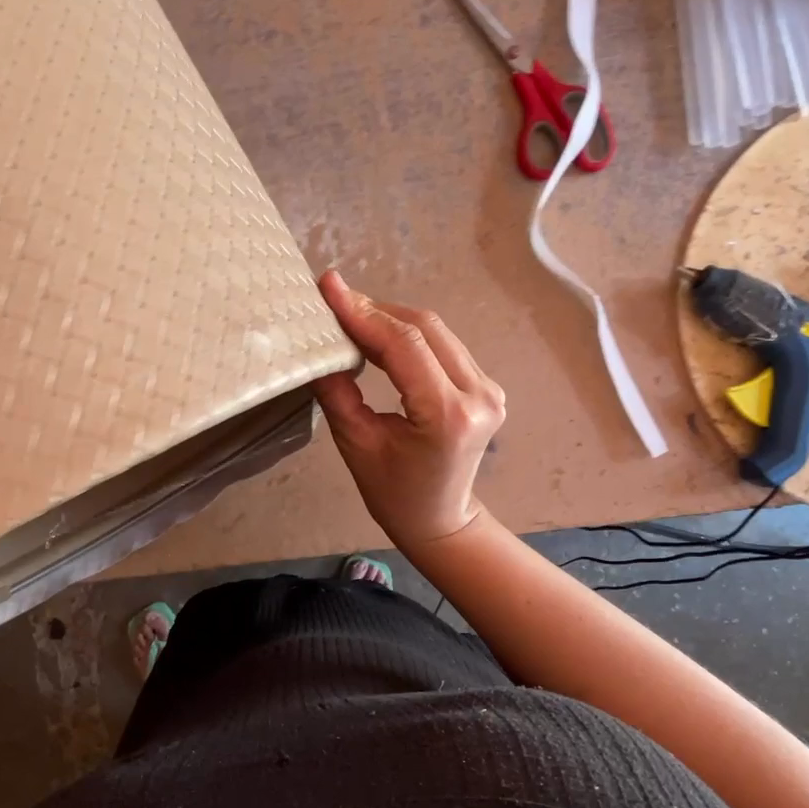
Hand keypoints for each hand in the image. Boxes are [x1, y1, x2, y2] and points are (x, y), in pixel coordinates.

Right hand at [313, 271, 505, 550]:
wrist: (440, 519)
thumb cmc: (394, 494)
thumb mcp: (357, 445)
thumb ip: (339, 393)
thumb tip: (320, 346)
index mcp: (448, 416)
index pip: (404, 346)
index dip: (364, 314)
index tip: (329, 288)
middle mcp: (478, 395)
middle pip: (424, 329)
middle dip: (376, 311)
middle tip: (334, 300)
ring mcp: (488, 389)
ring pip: (436, 332)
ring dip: (391, 319)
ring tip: (351, 315)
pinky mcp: (485, 386)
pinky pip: (443, 346)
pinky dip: (408, 335)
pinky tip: (379, 334)